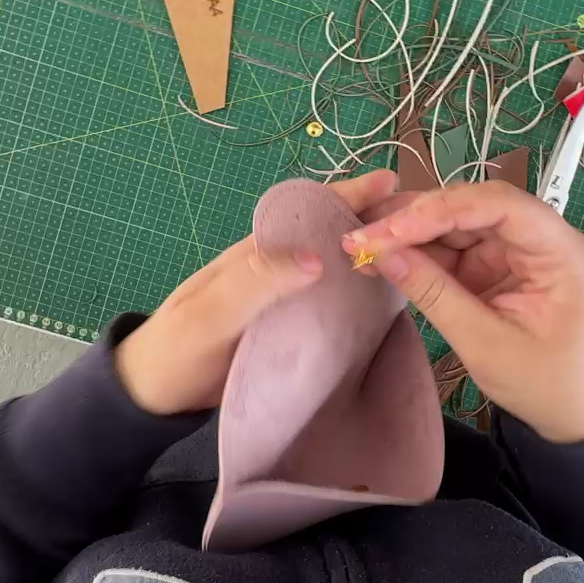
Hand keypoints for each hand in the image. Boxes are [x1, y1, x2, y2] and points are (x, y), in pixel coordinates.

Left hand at [116, 169, 401, 415]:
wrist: (155, 398)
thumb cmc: (174, 349)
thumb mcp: (209, 313)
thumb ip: (255, 283)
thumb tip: (318, 258)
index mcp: (256, 255)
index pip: (308, 213)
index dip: (348, 196)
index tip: (391, 184)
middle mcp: (276, 273)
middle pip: (331, 239)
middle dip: (375, 225)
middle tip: (427, 222)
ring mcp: (284, 304)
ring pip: (337, 274)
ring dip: (374, 262)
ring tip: (423, 260)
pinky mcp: (289, 335)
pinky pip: (332, 311)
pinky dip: (361, 303)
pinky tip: (388, 308)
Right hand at [343, 182, 583, 442]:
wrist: (567, 412)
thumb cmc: (543, 383)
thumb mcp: (486, 344)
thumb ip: (435, 294)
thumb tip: (382, 254)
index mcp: (559, 250)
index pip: (499, 206)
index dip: (443, 209)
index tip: (393, 230)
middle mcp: (537, 236)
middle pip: (470, 207)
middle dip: (414, 218)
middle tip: (362, 235)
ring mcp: (511, 248)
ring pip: (452, 221)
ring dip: (406, 230)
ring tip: (361, 241)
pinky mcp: (490, 262)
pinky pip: (447, 244)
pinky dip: (413, 249)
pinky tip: (379, 254)